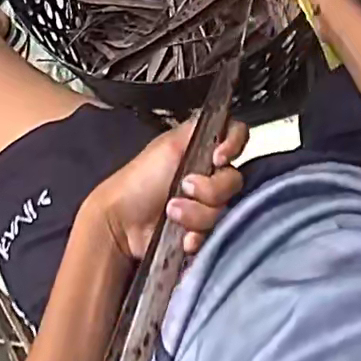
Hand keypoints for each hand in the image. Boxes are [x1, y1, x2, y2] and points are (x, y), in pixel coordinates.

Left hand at [89, 117, 248, 260]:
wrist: (123, 224)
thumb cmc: (140, 180)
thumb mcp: (170, 146)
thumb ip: (201, 130)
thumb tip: (227, 124)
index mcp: (202, 145)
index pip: (237, 134)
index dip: (234, 145)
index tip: (218, 159)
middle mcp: (209, 172)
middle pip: (233, 178)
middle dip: (209, 189)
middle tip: (184, 187)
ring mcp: (208, 203)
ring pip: (225, 208)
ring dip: (198, 214)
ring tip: (173, 212)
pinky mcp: (205, 230)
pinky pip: (218, 233)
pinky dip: (199, 235)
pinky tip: (182, 236)